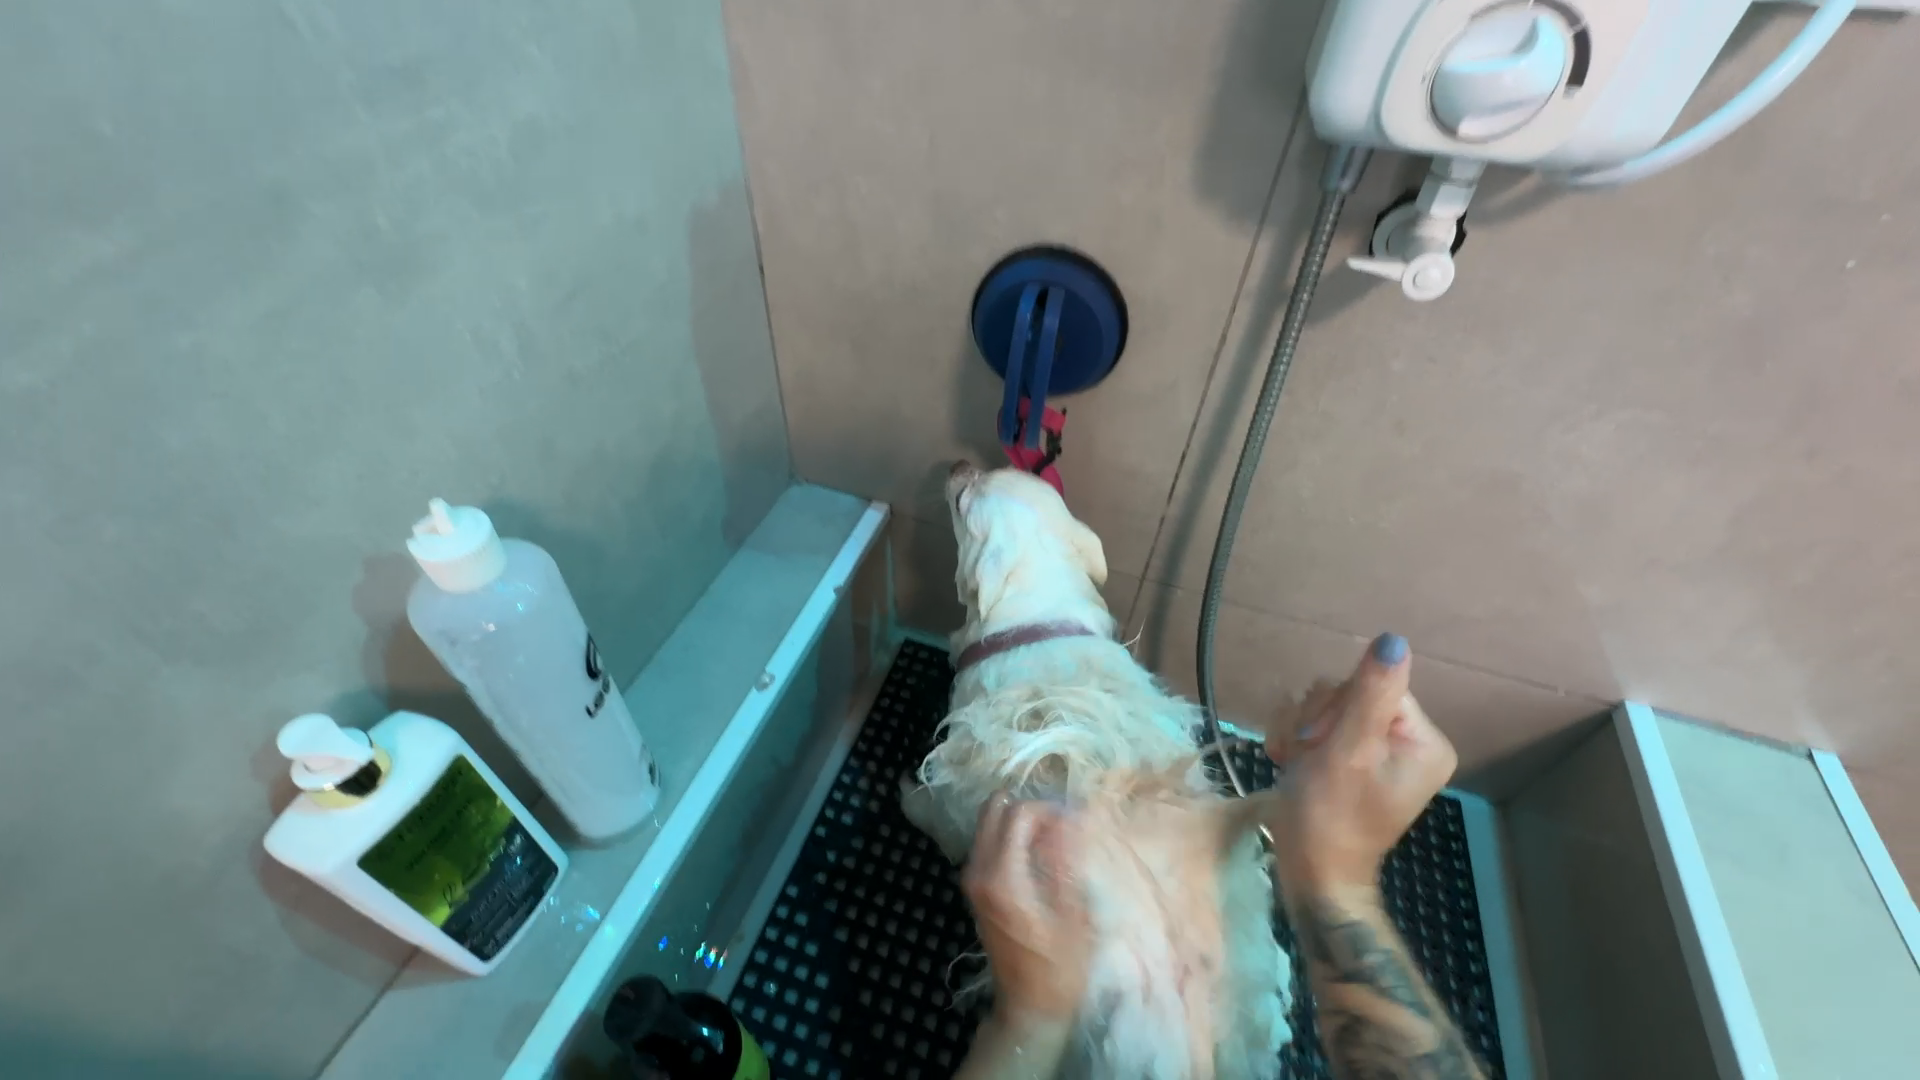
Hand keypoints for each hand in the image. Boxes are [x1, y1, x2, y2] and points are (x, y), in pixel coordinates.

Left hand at [961, 792, 1089, 1021]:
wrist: (1028, 1008)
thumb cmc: (1058, 968)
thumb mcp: (1074, 915)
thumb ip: (1068, 859)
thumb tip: (1073, 815)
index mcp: (1003, 875)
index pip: (1019, 812)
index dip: (1049, 809)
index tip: (1075, 821)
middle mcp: (979, 870)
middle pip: (995, 807)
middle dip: (1030, 807)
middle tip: (1060, 824)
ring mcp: (972, 877)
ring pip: (988, 821)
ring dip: (1019, 819)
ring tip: (1053, 837)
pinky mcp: (974, 886)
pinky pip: (987, 840)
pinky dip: (1010, 834)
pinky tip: (1038, 852)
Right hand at [1260, 633, 1457, 900]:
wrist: (1308, 873)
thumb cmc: (1330, 816)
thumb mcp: (1348, 752)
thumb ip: (1368, 695)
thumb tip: (1393, 639)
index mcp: (1422, 740)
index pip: (1372, 684)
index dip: (1335, 705)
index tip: (1319, 741)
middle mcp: (1404, 741)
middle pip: (1345, 693)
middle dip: (1313, 720)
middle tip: (1304, 755)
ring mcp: (1373, 750)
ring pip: (1322, 706)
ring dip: (1296, 729)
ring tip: (1294, 762)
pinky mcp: (1345, 758)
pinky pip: (1313, 723)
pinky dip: (1293, 740)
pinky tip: (1289, 763)